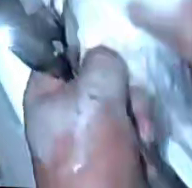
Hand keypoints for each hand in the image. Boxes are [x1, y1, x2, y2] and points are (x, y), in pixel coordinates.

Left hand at [23, 48, 146, 187]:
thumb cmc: (89, 153)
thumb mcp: (94, 93)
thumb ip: (102, 59)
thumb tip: (108, 55)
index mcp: (45, 93)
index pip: (62, 50)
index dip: (87, 42)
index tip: (111, 38)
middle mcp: (63, 110)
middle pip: (98, 74)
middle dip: (123, 86)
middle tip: (131, 100)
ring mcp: (88, 133)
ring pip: (120, 98)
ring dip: (138, 110)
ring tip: (142, 129)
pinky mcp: (113, 152)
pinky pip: (132, 123)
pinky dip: (143, 131)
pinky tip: (146, 144)